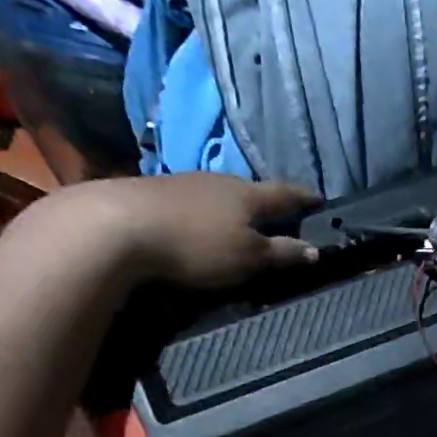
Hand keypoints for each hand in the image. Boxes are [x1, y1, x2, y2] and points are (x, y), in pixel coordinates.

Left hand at [33, 173, 319, 288]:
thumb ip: (282, 252)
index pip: (287, 193)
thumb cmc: (197, 244)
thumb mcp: (248, 257)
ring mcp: (185, 182)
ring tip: (242, 219)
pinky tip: (200, 222)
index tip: (321, 200)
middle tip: (282, 213)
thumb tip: (315, 249)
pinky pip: (194, 200)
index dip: (306, 198)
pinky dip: (205, 211)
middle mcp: (221, 180)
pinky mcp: (155, 192)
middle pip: (253, 189)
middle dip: (269, 200)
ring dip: (234, 205)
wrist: (115, 226)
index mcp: (250, 194)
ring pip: (221, 192)